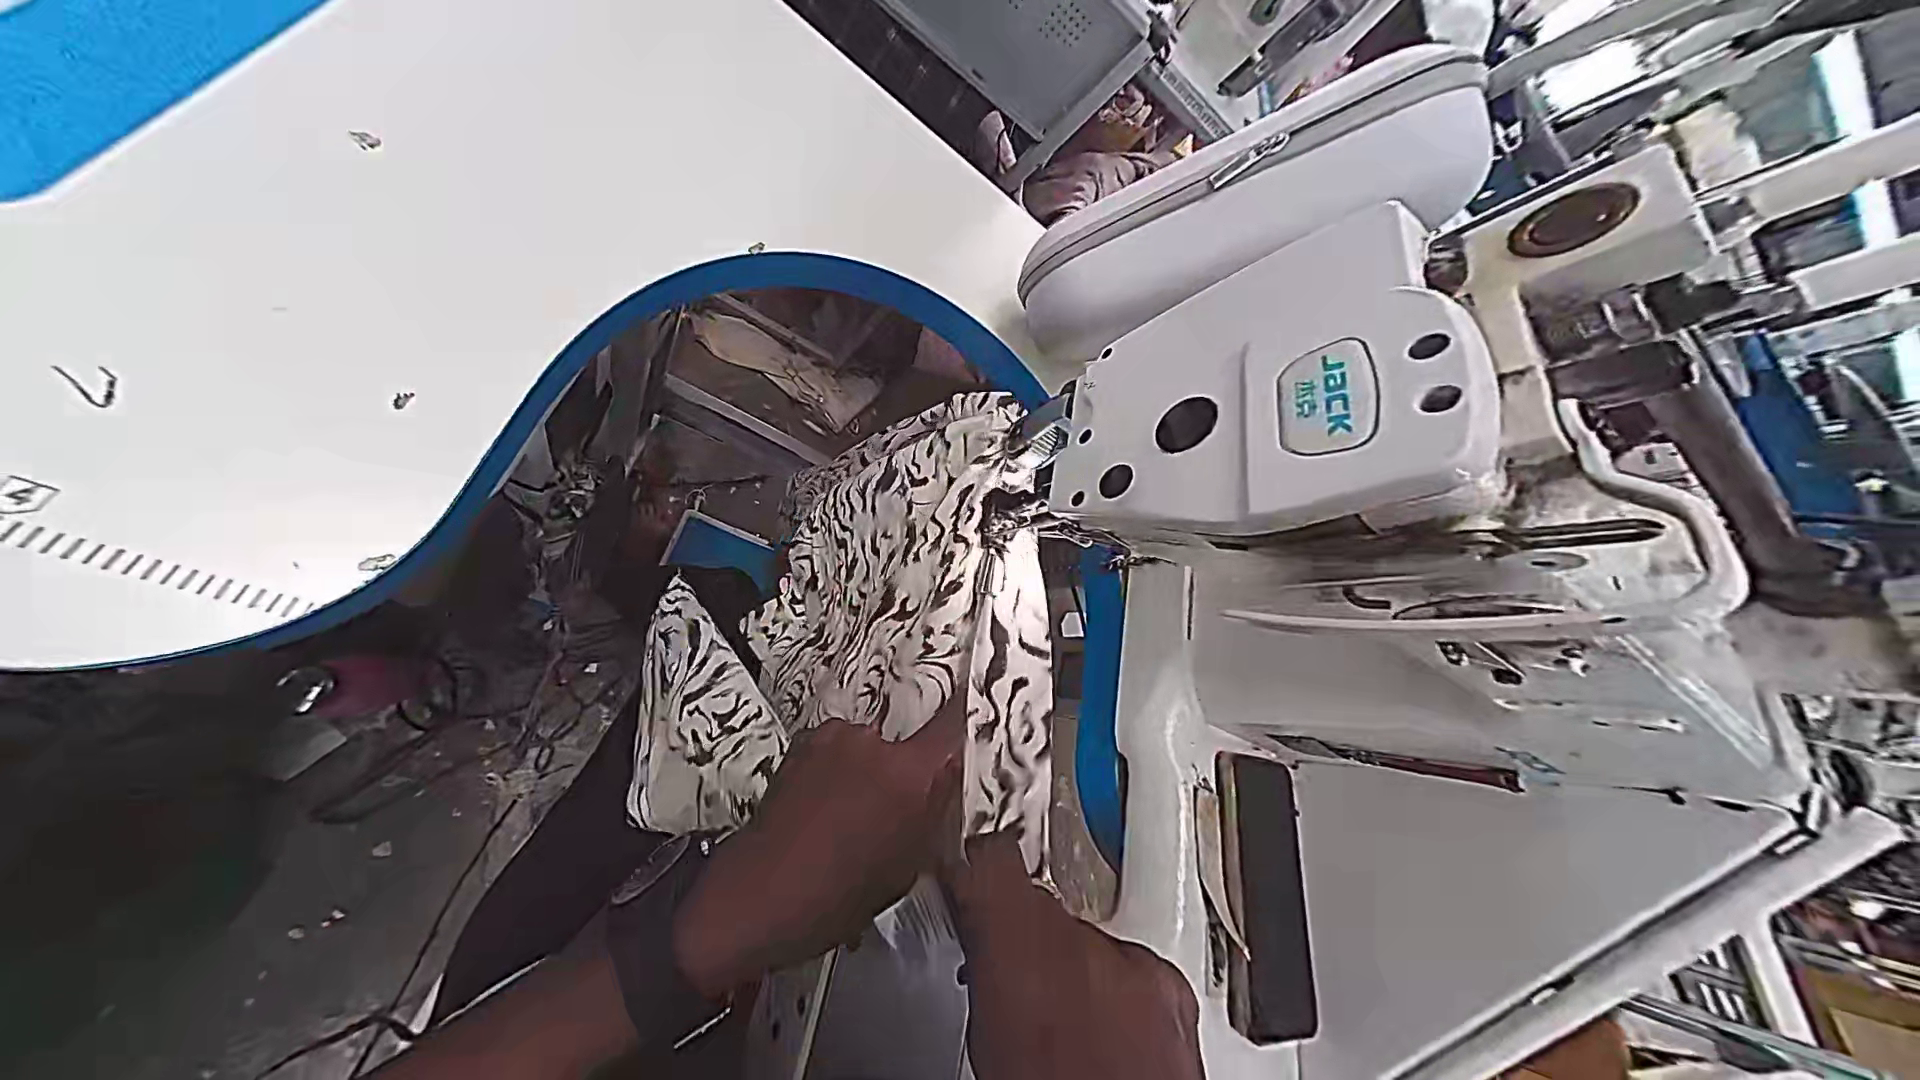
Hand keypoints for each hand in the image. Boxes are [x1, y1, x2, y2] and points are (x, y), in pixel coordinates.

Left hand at [671, 697, 963, 997]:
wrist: (755, 896)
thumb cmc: (834, 896)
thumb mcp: (903, 868)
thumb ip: (931, 813)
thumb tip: (946, 779)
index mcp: (907, 776)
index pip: (953, 725)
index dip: (968, 710)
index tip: (975, 699)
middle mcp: (872, 743)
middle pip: (907, 743)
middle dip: (906, 771)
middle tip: (891, 811)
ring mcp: (834, 738)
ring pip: (871, 748)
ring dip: (869, 771)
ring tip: (848, 817)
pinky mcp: (804, 742)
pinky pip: (840, 749)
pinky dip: (840, 769)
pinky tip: (824, 808)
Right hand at [944, 835, 1204, 1079]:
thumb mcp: (988, 1031)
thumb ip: (986, 960)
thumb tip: (979, 928)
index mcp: (1016, 943)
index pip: (994, 859)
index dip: (981, 854)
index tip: (974, 856)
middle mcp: (1075, 939)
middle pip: (1042, 901)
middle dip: (1027, 927)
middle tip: (1016, 973)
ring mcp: (1125, 959)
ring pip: (1086, 933)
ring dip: (1074, 959)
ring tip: (1066, 1017)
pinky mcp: (1165, 984)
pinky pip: (1131, 963)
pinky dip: (1117, 984)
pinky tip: (1108, 1029)